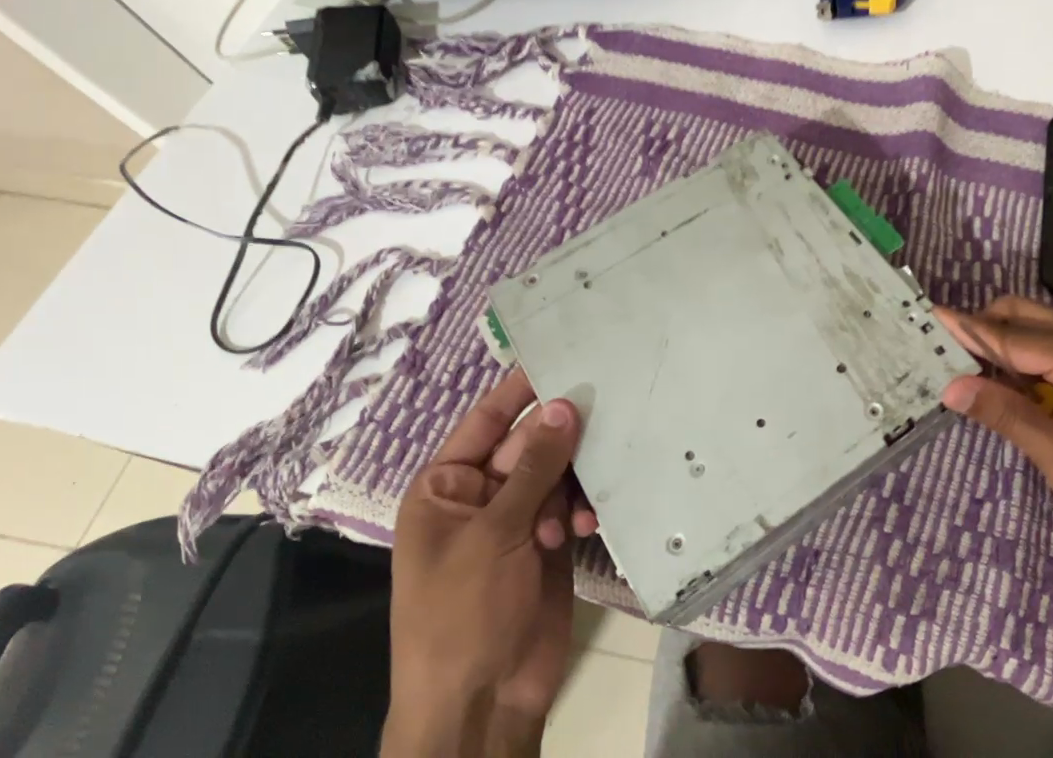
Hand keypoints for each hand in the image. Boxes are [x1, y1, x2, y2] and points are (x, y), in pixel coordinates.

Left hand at [382, 371, 593, 756]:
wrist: (481, 699)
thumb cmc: (461, 614)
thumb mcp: (492, 536)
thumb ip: (533, 469)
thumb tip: (562, 405)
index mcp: (446, 488)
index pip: (486, 423)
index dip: (519, 391)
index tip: (560, 354)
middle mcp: (482, 498)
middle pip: (528, 447)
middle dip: (559, 440)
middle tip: (606, 411)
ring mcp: (518, 523)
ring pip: (557, 477)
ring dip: (572, 486)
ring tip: (577, 512)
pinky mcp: (550, 547)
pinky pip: (572, 510)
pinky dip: (583, 513)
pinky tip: (587, 528)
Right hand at [937, 297, 1052, 568]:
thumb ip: (1009, 418)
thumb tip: (954, 386)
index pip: (1009, 335)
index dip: (964, 329)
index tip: (923, 319)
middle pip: (1022, 316)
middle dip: (980, 329)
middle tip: (939, 357)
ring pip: (1037, 329)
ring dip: (1000, 344)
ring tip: (962, 373)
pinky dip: (1023, 358)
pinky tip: (1004, 389)